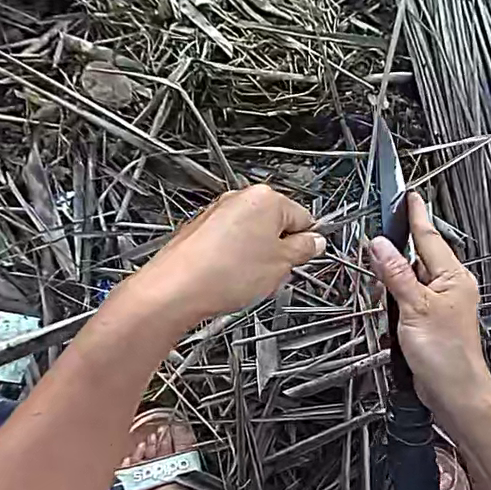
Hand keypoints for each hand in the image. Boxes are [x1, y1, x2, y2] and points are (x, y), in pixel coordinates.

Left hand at [123, 185, 324, 328]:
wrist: (175, 290)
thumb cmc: (222, 273)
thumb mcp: (280, 265)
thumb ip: (303, 249)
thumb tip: (314, 242)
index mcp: (265, 199)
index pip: (303, 216)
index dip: (305, 242)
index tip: (303, 258)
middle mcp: (240, 199)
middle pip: (276, 223)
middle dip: (279, 248)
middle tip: (275, 272)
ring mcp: (217, 213)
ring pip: (253, 234)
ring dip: (257, 255)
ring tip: (249, 278)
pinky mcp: (201, 230)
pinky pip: (230, 242)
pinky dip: (235, 258)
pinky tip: (230, 278)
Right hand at [367, 192, 490, 418]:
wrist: (456, 394)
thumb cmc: (448, 357)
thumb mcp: (415, 309)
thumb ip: (395, 274)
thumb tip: (379, 245)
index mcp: (454, 277)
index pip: (429, 237)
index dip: (416, 215)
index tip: (409, 196)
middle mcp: (450, 287)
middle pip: (416, 257)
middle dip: (395, 255)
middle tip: (374, 248)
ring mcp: (440, 304)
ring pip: (410, 279)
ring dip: (393, 282)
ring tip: (384, 295)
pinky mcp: (430, 320)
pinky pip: (409, 299)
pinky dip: (396, 301)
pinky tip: (390, 312)